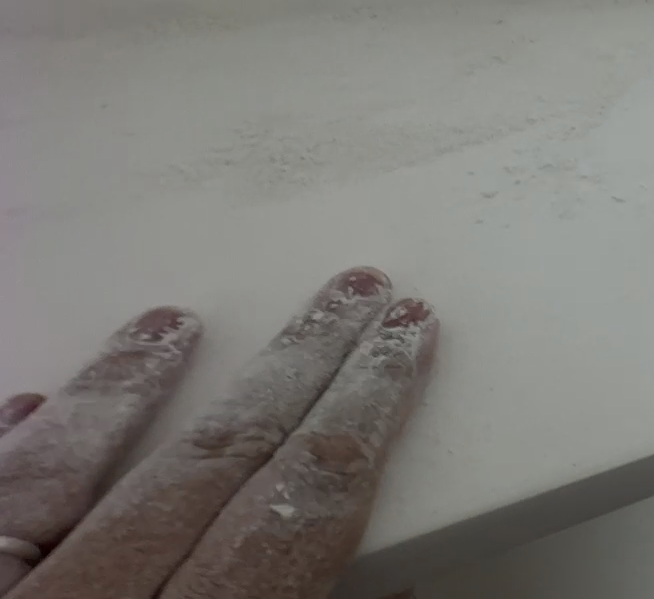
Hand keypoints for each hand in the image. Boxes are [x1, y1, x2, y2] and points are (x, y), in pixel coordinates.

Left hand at [0, 268, 436, 598]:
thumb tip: (399, 576)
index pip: (305, 495)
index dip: (370, 401)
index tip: (408, 336)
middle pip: (211, 460)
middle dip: (300, 361)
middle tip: (354, 290)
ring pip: (54, 478)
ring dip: (125, 388)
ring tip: (170, 322)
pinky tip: (24, 409)